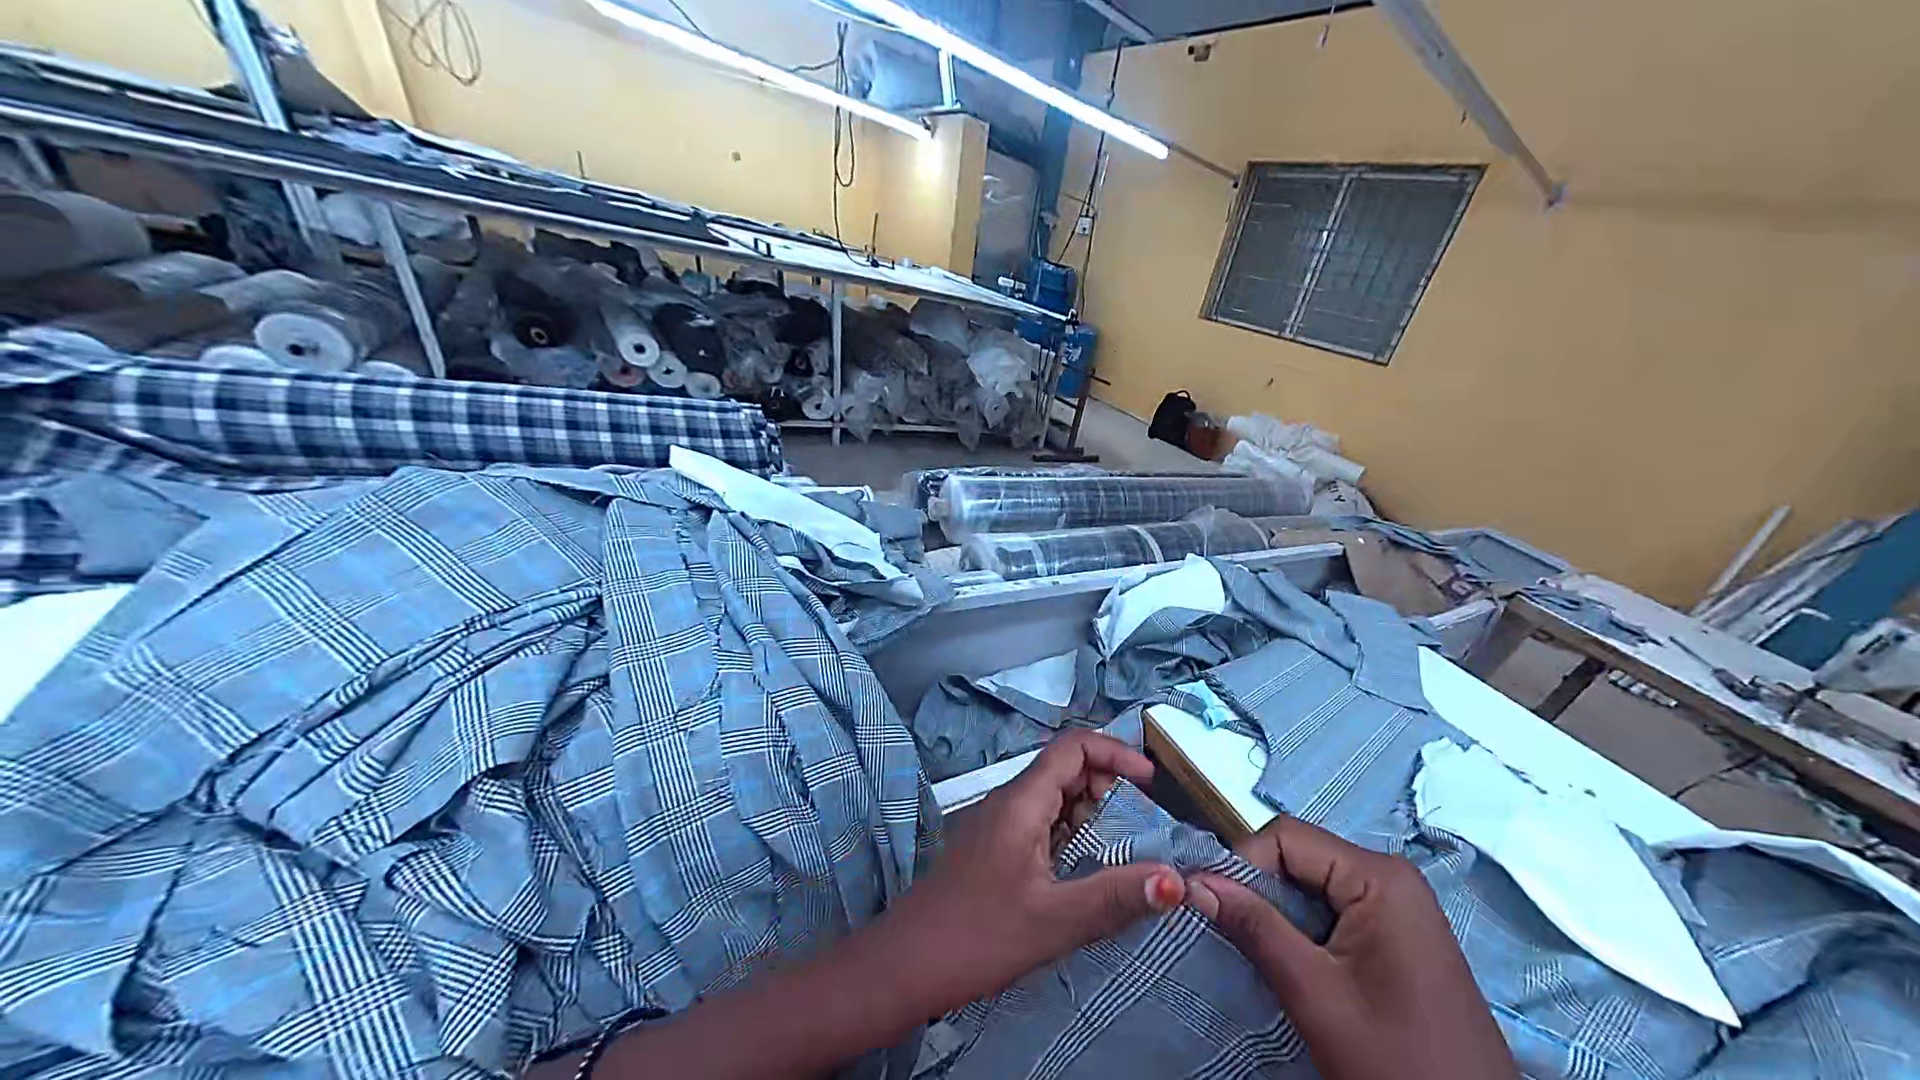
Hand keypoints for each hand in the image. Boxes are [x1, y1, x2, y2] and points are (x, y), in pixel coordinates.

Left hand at [878, 731, 1187, 1011]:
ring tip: (1124, 850)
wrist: (907, 963)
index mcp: (1022, 801)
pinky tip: (1087, 871)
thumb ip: (1116, 896)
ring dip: (1093, 814)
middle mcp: (1009, 801)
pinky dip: (1072, 835)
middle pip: (1066, 768)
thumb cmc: (978, 935)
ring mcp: (999, 823)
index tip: (1151, 784)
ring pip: (1055, 798)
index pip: (1073, 746)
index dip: (1116, 753)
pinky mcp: (995, 847)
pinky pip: (1042, 824)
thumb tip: (1178, 880)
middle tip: (1143, 826)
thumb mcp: (1055, 920)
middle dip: (1110, 786)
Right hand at [1185, 816, 1517, 1079]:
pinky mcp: (1395, 932)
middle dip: (1259, 891)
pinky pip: (1329, 908)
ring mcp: (1396, 905)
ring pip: (1308, 884)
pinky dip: (1300, 929)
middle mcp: (1390, 877)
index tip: (1215, 907)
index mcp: (1380, 877)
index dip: (1243, 864)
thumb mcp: (1316, 994)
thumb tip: (1193, 881)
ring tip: (1263, 955)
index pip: (1285, 837)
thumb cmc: (1398, 1063)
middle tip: (1236, 936)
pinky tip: (1294, 965)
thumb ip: (1254, 927)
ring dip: (1277, 914)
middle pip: (1296, 856)